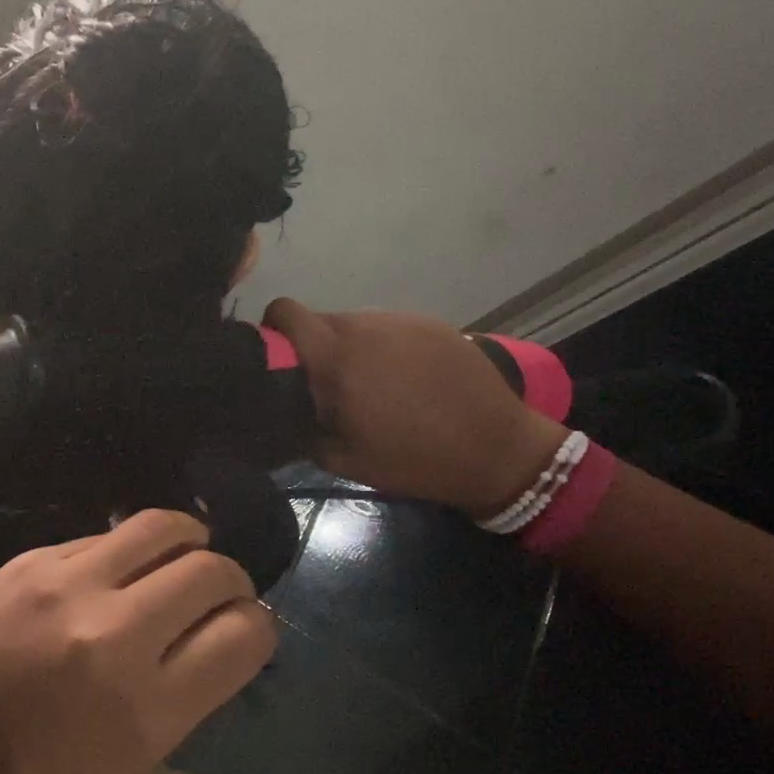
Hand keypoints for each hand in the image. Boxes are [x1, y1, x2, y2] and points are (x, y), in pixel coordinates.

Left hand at [0, 510, 276, 773]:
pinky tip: (119, 568)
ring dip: (189, 538)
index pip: (243, 635)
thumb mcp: (139, 747)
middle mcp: (114, 632)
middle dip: (232, 578)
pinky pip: (104, 535)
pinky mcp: (35, 556)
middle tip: (220, 588)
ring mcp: (69, 583)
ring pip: (162, 526)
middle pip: (211, 572)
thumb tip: (233, 625)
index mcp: (150, 703)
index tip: (245, 623)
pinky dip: (127, 549)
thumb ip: (193, 685)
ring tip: (187, 551)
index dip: (258, 624)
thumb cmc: (50, 752)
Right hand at [263, 297, 567, 519]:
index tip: (277, 354)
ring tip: (368, 381)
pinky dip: (383, 345)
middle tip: (326, 382)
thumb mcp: (340, 458)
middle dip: (313, 345)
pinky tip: (402, 376)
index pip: (286, 312)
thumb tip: (273, 410)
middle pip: (318, 319)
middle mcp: (364, 327)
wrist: (500, 452)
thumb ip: (298, 427)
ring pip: (354, 322)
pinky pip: (388, 325)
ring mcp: (401, 322)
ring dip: (349, 345)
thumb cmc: (413, 460)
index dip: (273, 327)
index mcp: (336, 358)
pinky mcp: (431, 323)